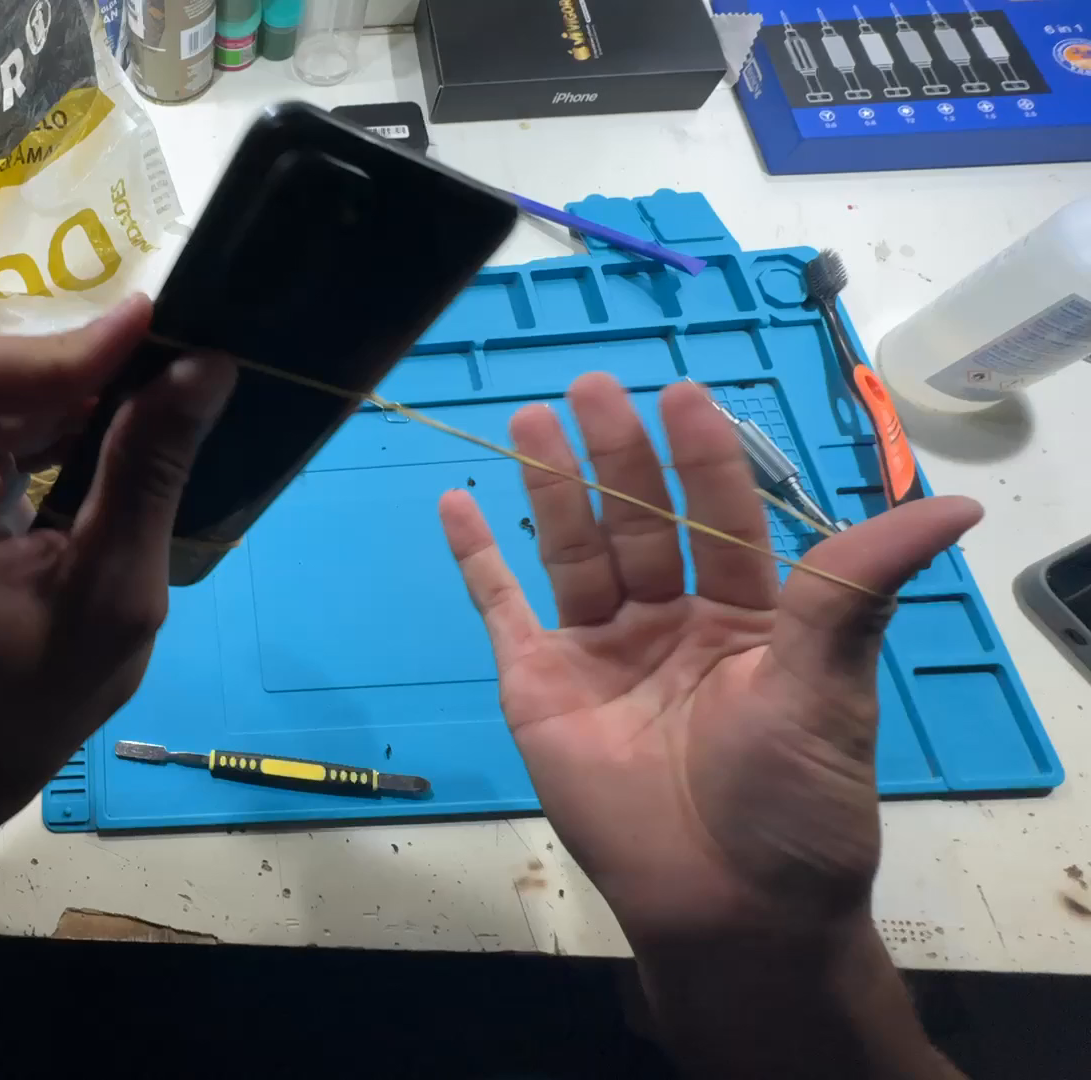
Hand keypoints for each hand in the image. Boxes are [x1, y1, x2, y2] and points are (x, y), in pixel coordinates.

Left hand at [0, 296, 234, 820]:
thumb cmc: (52, 689)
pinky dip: (50, 412)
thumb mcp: (116, 593)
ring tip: (150, 390)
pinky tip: (107, 422)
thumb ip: (146, 476)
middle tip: (167, 363)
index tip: (153, 331)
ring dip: (69, 385)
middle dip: (74, 365)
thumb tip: (200, 365)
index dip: (60, 349)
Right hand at [437, 374, 980, 945]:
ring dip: (545, 487)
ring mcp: (592, 644)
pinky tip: (457, 505)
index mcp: (747, 617)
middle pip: (634, 521)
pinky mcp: (533, 674)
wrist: (711, 897)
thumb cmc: (787, 802)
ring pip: (566, 549)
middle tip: (588, 390)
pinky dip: (476, 556)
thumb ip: (848, 597)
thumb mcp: (824, 696)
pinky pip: (498, 604)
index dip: (702, 457)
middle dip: (614, 454)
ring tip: (528, 423)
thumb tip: (946, 503)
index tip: (681, 395)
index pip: (722, 518)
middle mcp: (666, 618)